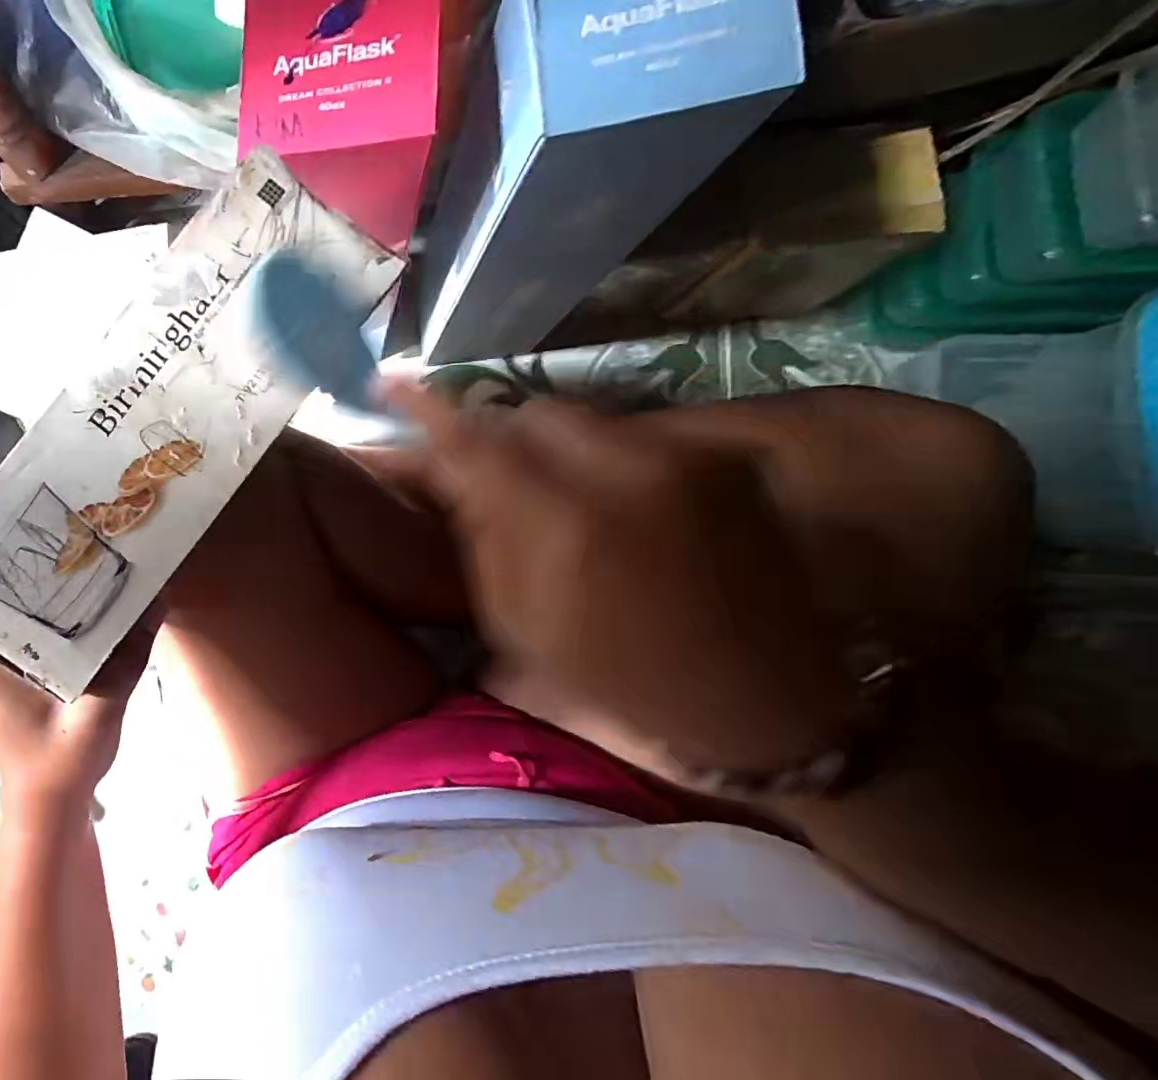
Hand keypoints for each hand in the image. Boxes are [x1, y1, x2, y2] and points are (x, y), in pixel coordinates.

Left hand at [0, 535, 160, 812]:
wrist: (50, 801)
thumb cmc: (59, 761)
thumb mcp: (98, 709)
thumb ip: (127, 659)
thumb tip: (154, 603)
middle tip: (15, 526)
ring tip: (43, 546)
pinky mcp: (9, 674)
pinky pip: (2, 627)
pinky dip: (22, 601)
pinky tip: (66, 588)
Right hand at [382, 383, 856, 774]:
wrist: (765, 707)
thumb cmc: (622, 690)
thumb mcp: (522, 632)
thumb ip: (482, 544)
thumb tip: (458, 479)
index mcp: (561, 529)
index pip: (476, 440)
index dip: (428, 406)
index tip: (392, 380)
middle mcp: (624, 473)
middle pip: (532, 413)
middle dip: (504, 437)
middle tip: (498, 478)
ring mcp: (684, 460)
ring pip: (586, 419)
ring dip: (557, 449)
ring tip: (565, 499)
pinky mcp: (727, 462)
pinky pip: (638, 436)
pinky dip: (607, 460)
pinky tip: (621, 509)